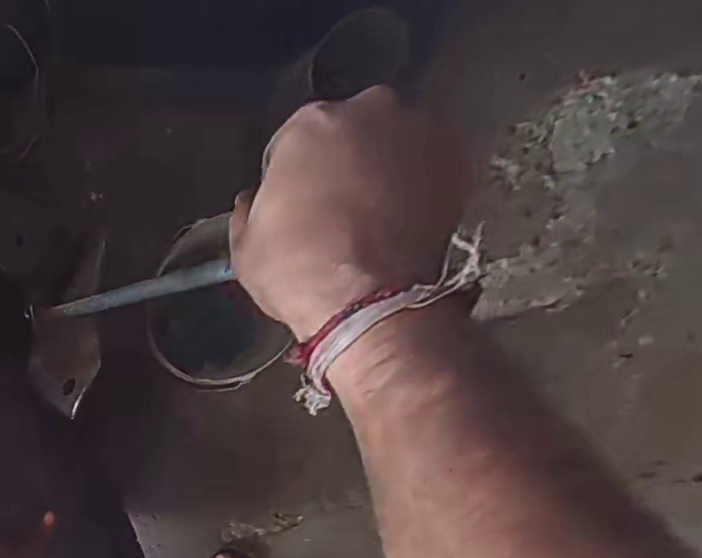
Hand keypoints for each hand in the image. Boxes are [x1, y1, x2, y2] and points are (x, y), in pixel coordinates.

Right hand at [230, 88, 468, 340]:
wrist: (364, 302)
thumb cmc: (298, 271)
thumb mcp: (245, 248)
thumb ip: (248, 211)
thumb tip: (252, 203)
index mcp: (308, 125)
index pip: (291, 144)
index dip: (287, 179)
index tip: (290, 205)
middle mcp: (368, 111)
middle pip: (347, 133)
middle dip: (339, 165)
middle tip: (331, 212)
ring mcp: (418, 131)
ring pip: (390, 145)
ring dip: (379, 172)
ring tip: (366, 222)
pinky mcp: (456, 159)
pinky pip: (426, 166)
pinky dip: (414, 187)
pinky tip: (396, 224)